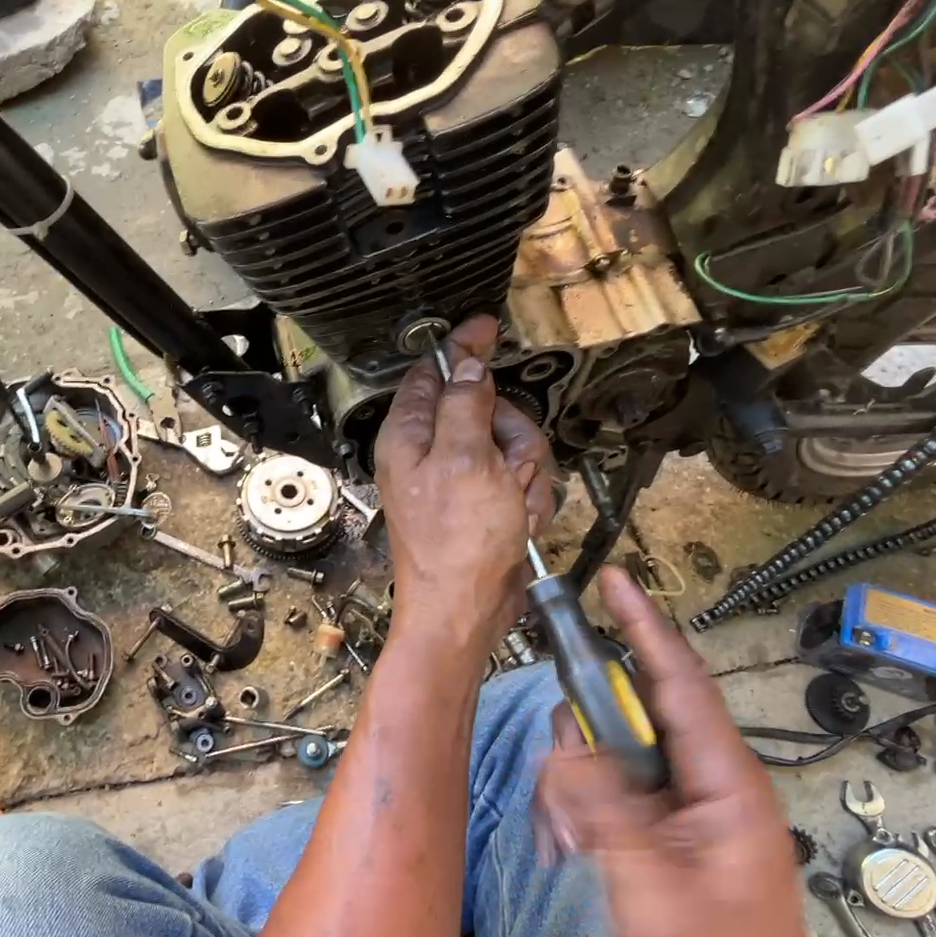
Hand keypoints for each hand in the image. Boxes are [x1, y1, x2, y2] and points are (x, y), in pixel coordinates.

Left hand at [374, 315, 555, 654]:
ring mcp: (460, 478)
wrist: (467, 609)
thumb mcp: (464, 459)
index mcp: (409, 435)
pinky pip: (520, 480)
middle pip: (486, 409)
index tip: (486, 327)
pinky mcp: (484, 502)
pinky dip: (526, 499)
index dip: (462, 350)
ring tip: (513, 504)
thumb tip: (467, 366)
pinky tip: (516, 521)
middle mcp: (430, 452)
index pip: (432, 372)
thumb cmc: (456, 542)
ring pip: (512, 445)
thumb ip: (465, 405)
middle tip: (511, 466)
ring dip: (524, 473)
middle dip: (512, 435)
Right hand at [531, 566, 852, 936]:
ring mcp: (679, 788)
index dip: (645, 625)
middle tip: (560, 804)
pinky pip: (603, 779)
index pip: (680, 680)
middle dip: (578, 744)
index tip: (614, 579)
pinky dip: (575, 804)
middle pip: (624, 713)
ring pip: (603, 747)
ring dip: (570, 786)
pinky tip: (570, 846)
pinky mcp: (659, 807)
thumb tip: (569, 749)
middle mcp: (702, 769)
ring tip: (567, 844)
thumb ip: (609, 813)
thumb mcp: (653, 889)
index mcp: (723, 777)